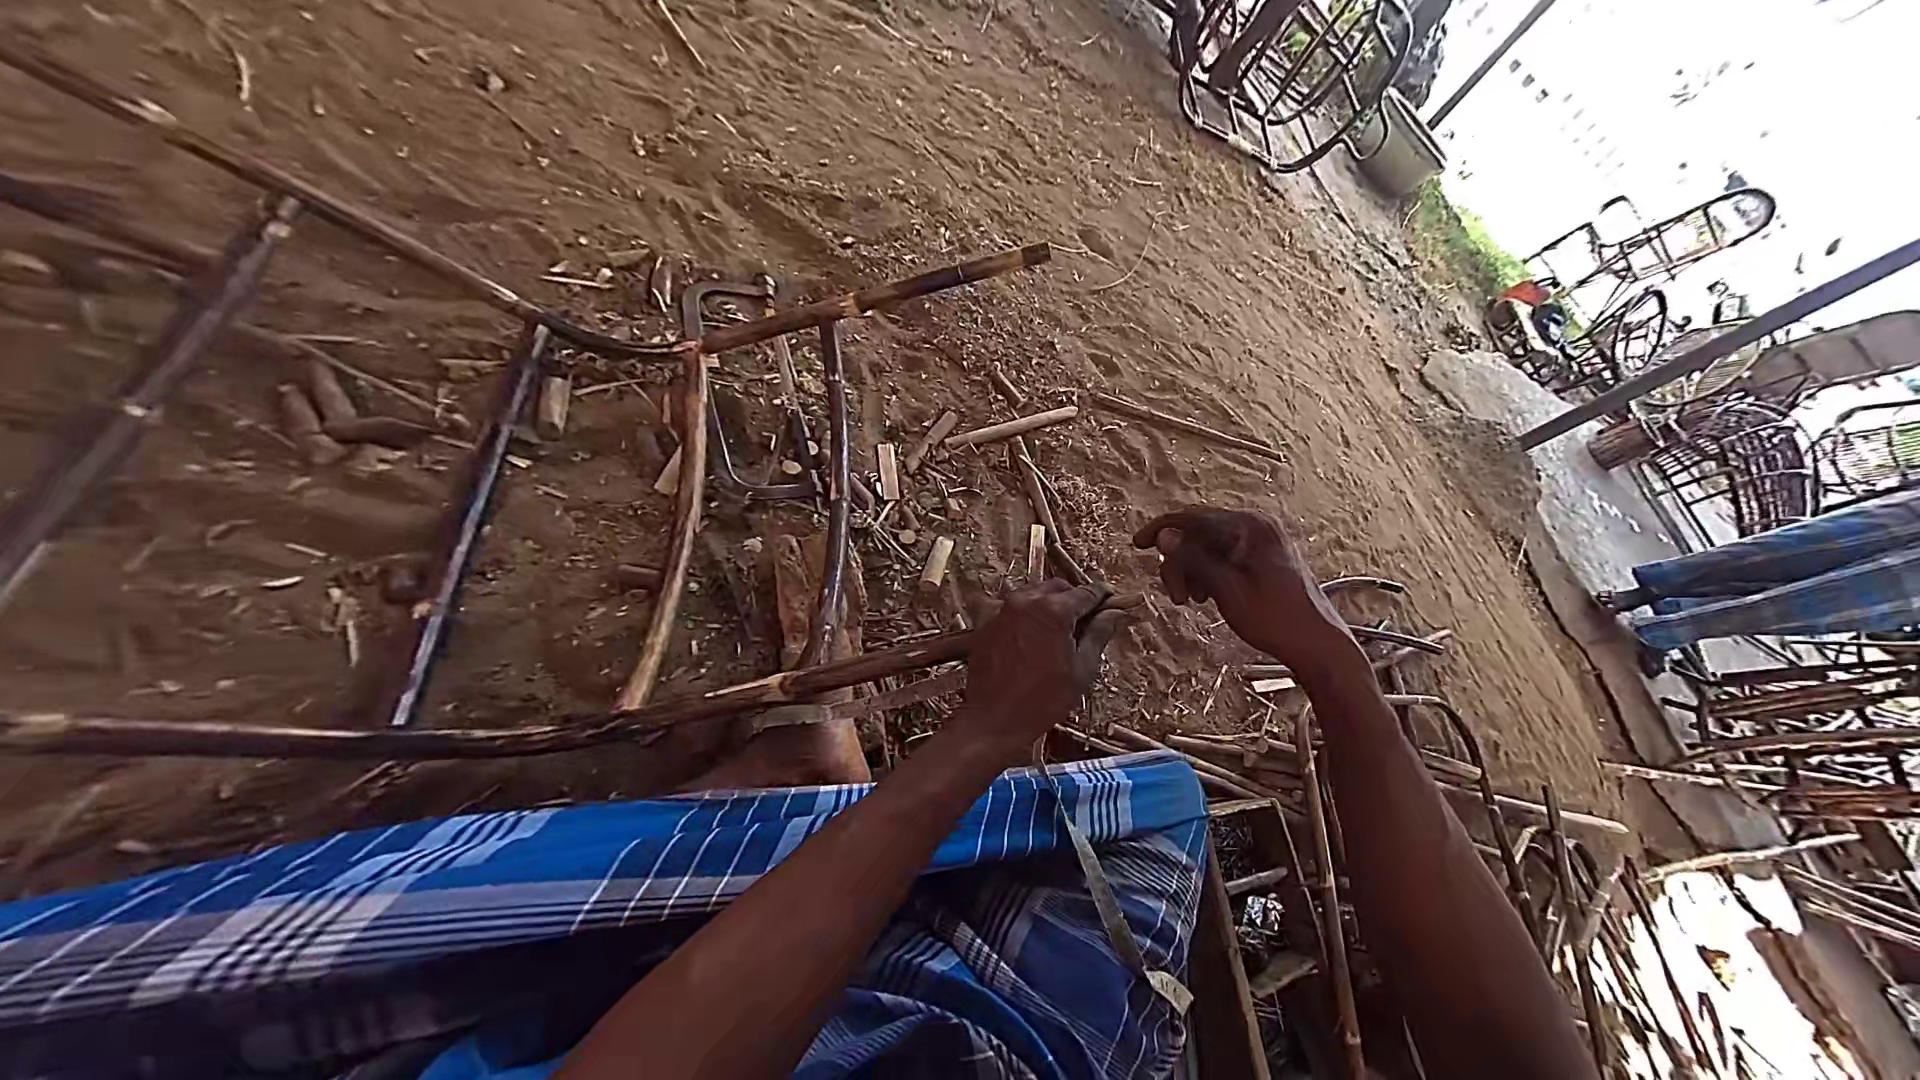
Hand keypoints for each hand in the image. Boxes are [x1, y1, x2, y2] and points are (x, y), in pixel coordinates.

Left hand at [955, 580, 1127, 759]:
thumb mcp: (1082, 669)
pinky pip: (1015, 609)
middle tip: (1089, 618)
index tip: (1112, 600)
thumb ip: (1099, 634)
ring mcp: (1003, 610)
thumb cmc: (1043, 700)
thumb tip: (1115, 613)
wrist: (993, 718)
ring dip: (1052, 604)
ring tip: (1063, 629)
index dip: (1102, 596)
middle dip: (1076, 597)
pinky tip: (1038, 637)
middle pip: (1058, 587)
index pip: (1086, 592)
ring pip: (1035, 594)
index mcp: (1053, 610)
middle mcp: (1026, 601)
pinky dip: (1030, 615)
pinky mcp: (988, 623)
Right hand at [1132, 506, 1354, 672]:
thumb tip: (1163, 536)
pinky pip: (1221, 557)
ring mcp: (1259, 541)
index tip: (1138, 545)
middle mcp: (1254, 526)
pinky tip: (1205, 597)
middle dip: (1179, 563)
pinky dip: (1206, 574)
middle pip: (1198, 533)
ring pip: (1206, 547)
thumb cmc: (1275, 618)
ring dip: (1191, 571)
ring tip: (1192, 601)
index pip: (1193, 518)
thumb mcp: (1226, 588)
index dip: (1162, 530)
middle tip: (1175, 596)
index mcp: (1249, 527)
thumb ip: (1194, 559)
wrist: (1317, 645)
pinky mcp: (1260, 557)